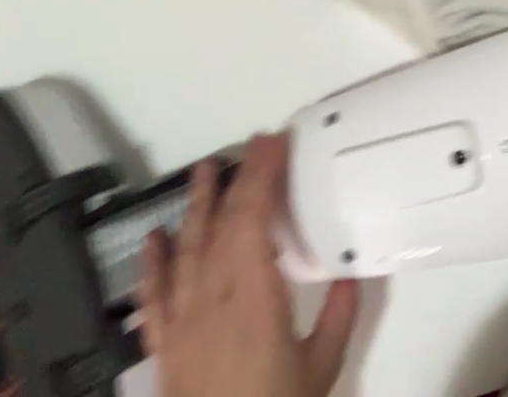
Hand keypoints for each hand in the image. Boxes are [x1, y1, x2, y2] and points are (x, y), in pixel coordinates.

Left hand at [140, 135, 359, 396]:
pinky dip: (153, 264)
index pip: (253, 223)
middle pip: (222, 227)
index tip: (277, 144)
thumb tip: (354, 270)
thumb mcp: (323, 365)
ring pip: (187, 251)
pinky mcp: (166, 346)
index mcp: (254, 299)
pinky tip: (154, 238)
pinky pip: (154, 297)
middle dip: (240, 179)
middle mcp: (212, 301)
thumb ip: (340, 314)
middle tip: (256, 141)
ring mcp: (183, 323)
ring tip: (205, 168)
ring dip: (197, 207)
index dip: (263, 178)